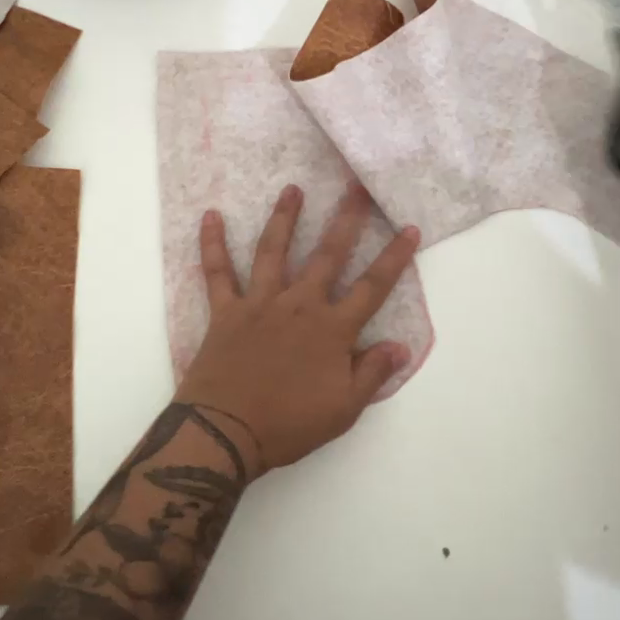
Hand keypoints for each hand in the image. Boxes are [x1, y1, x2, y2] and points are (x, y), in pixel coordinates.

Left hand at [176, 183, 420, 475]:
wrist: (225, 432)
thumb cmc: (288, 425)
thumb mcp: (343, 410)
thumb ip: (372, 374)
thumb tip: (401, 345)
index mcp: (332, 330)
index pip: (373, 287)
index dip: (394, 257)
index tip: (408, 227)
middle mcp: (299, 305)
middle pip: (327, 255)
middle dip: (345, 219)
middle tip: (355, 186)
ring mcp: (259, 303)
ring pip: (273, 251)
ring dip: (284, 217)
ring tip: (292, 188)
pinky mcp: (226, 310)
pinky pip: (217, 271)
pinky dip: (212, 243)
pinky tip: (210, 216)